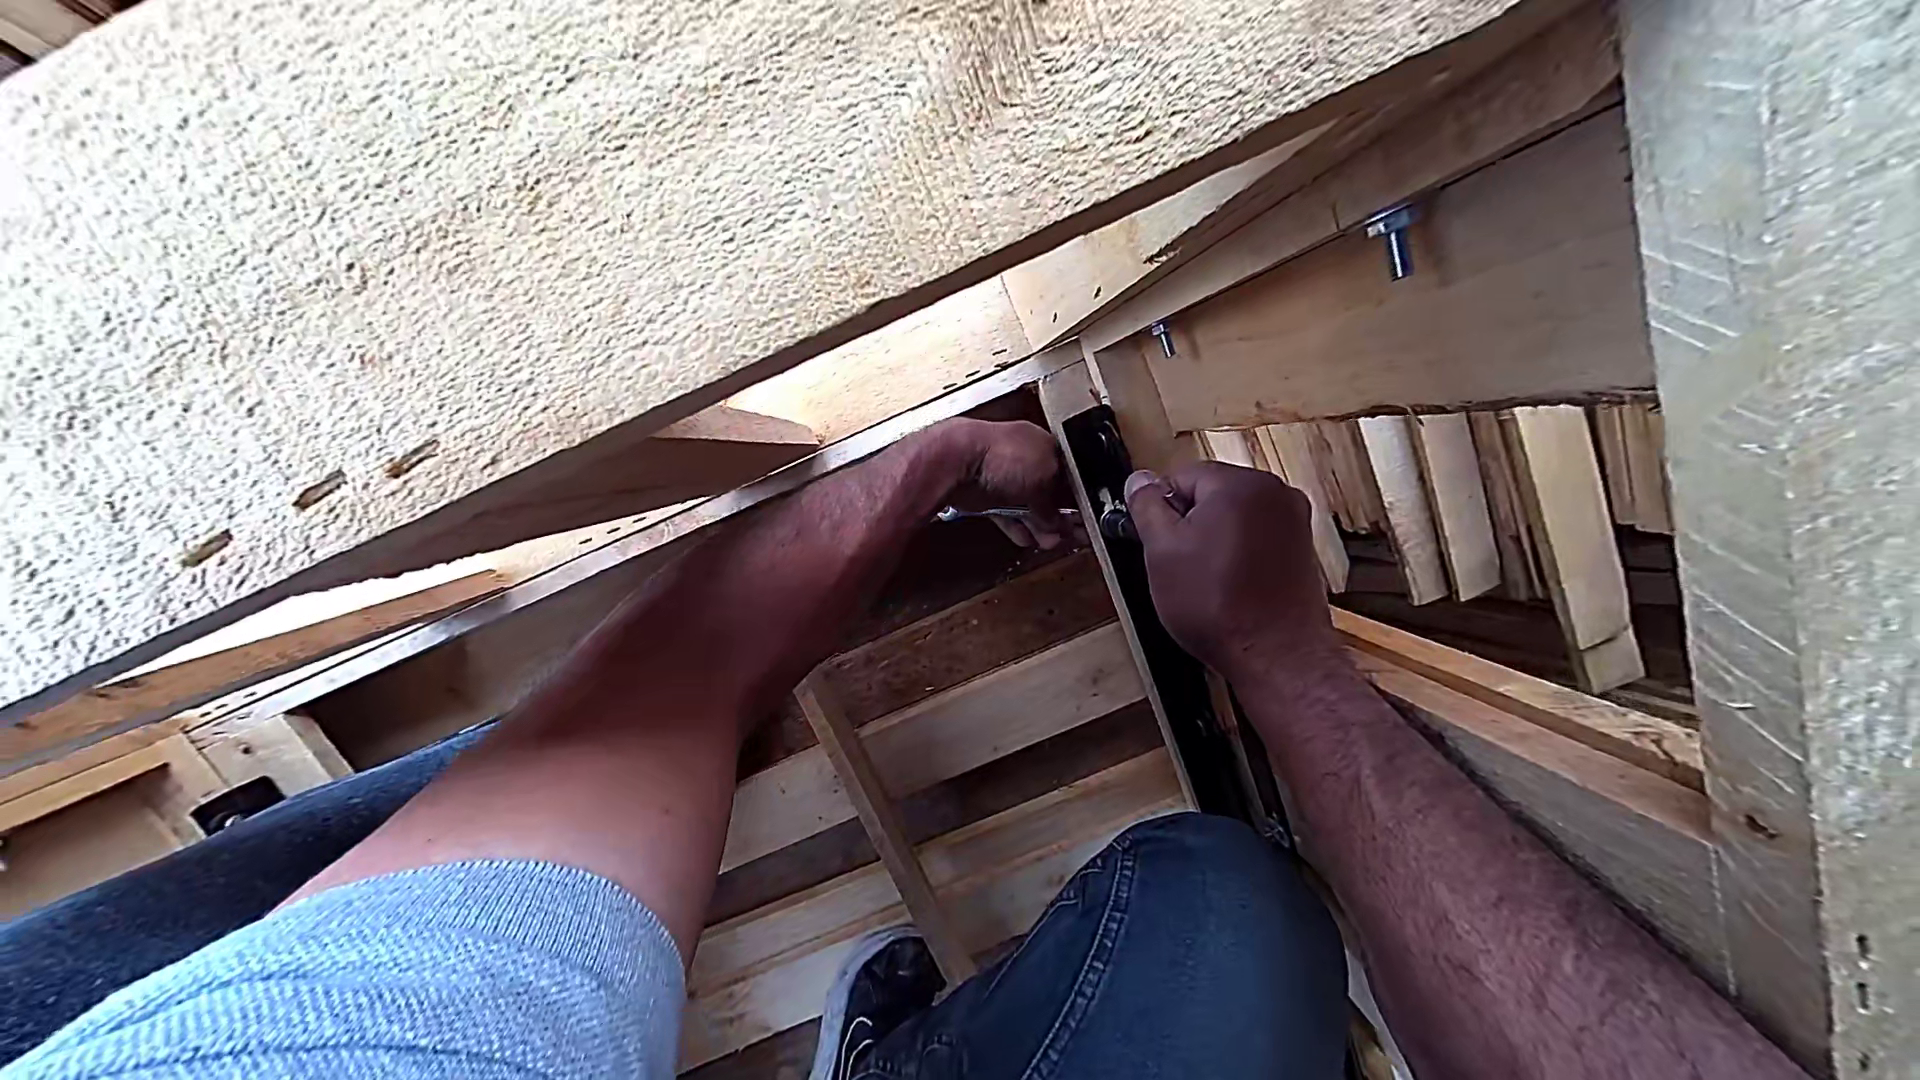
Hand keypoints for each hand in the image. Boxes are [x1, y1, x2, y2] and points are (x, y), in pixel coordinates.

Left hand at [922, 418, 1075, 548]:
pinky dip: (1017, 527)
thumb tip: (1058, 521)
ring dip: (1040, 526)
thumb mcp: (1045, 476)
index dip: (1077, 499)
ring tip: (1051, 542)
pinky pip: (1006, 515)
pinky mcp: (984, 496)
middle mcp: (1023, 460)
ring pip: (1027, 507)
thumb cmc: (1002, 454)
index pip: (1068, 475)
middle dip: (1060, 517)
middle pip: (1048, 494)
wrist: (958, 460)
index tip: (1083, 519)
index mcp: (1044, 445)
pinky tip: (1028, 539)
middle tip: (1071, 535)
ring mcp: (1003, 478)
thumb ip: (1054, 502)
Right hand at [1124, 461, 1339, 679]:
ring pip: (1232, 517)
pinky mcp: (1302, 550)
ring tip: (1202, 579)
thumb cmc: (1217, 605)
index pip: (1181, 476)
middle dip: (1187, 522)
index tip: (1154, 540)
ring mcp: (1294, 522)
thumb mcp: (1161, 550)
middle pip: (1210, 493)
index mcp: (1241, 484)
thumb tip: (1140, 481)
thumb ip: (1146, 506)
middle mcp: (1276, 493)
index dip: (1160, 508)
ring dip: (1211, 540)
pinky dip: (1236, 555)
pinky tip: (1226, 586)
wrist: (1275, 657)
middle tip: (1175, 563)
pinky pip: (1255, 538)